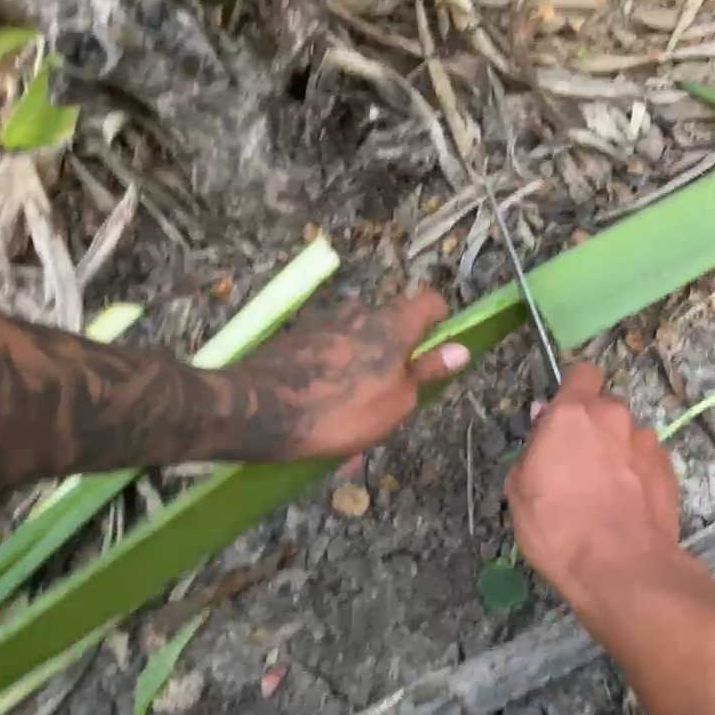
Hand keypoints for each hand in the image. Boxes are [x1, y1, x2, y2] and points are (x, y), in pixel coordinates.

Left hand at [230, 286, 468, 459]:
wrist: (253, 410)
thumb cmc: (340, 409)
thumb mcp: (398, 400)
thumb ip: (428, 372)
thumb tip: (461, 349)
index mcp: (392, 324)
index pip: (429, 300)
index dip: (440, 319)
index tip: (440, 345)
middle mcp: (360, 313)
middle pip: (391, 323)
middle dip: (398, 353)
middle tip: (395, 393)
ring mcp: (323, 323)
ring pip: (358, 341)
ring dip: (363, 368)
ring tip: (356, 412)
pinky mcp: (295, 339)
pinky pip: (328, 355)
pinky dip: (334, 377)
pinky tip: (326, 414)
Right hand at [504, 363, 681, 606]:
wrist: (621, 564)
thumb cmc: (558, 526)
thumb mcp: (520, 490)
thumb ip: (533, 447)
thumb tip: (543, 422)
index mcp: (573, 412)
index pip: (581, 373)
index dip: (573, 389)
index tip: (562, 416)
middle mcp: (614, 416)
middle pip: (604, 407)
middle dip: (593, 426)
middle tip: (578, 462)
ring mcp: (646, 440)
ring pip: (626, 434)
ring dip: (616, 451)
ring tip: (605, 490)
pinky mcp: (667, 466)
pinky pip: (645, 459)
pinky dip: (636, 472)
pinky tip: (627, 503)